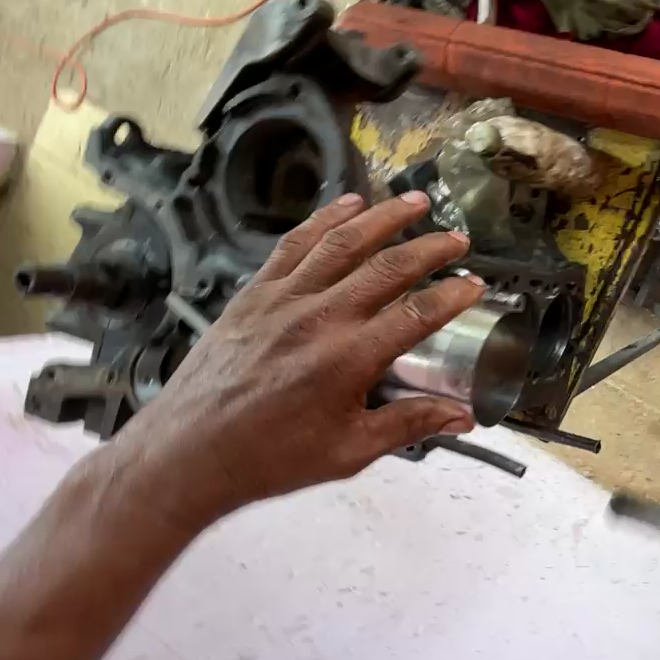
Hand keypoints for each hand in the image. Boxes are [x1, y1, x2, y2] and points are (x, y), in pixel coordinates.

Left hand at [100, 191, 484, 531]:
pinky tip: (349, 202)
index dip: (454, 295)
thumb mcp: (349, 451)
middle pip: (388, 267)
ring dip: (385, 217)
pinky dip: (325, 218)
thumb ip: (409, 424)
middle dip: (430, 247)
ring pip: (344, 243)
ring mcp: (283, 299)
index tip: (476, 284)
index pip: (416, 314)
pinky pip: (295, 244)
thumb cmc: (270, 458)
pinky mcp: (255, 293)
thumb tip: (462, 418)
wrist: (183, 456)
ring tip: (416, 201)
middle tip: (458, 238)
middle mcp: (319, 318)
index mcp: (346, 359)